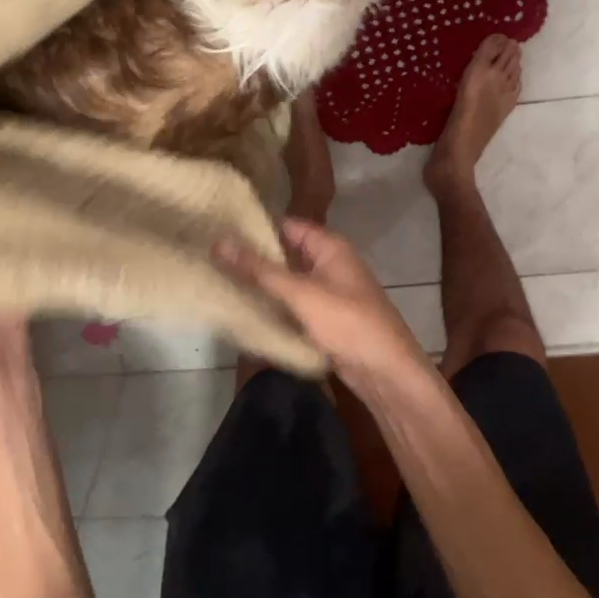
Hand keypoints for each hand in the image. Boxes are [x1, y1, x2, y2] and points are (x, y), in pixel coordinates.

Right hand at [213, 219, 428, 387]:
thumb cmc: (347, 322)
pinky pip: (294, 307)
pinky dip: (275, 309)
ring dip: (263, 286)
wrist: (385, 372)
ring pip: (289, 283)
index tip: (219, 228)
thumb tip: (219, 242)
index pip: (288, 226)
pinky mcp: (326, 320)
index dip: (257, 226)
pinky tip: (246, 313)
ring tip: (220, 282)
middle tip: (213, 258)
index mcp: (330, 248)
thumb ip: (260, 270)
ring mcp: (329, 294)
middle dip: (255, 258)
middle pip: (287, 254)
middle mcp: (330, 265)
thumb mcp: (301, 293)